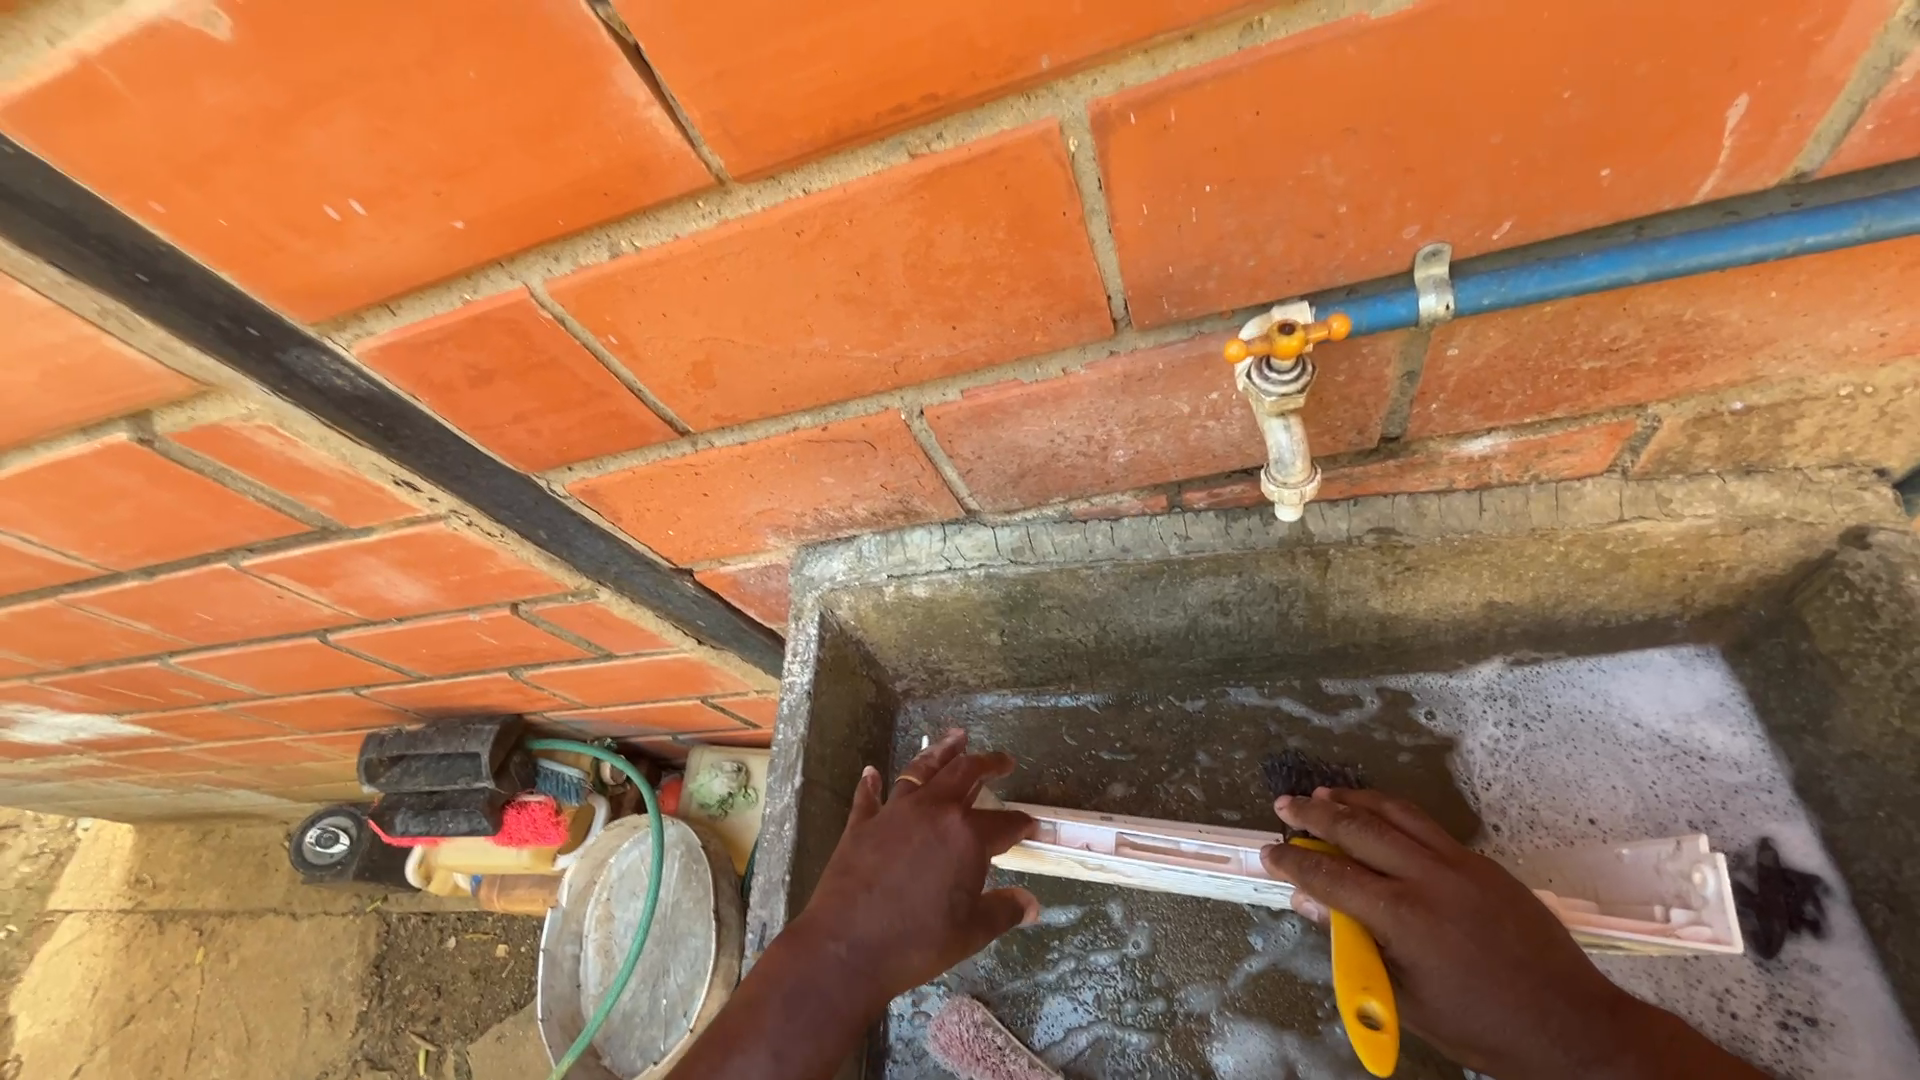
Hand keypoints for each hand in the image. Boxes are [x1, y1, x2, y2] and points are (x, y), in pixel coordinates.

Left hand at [782, 729, 1039, 1011]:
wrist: (847, 947)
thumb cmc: (917, 943)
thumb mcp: (971, 932)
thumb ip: (1004, 912)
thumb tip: (1032, 906)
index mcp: (966, 835)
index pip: (1005, 823)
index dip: (1022, 824)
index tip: (1032, 825)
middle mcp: (933, 811)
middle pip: (965, 774)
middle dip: (988, 763)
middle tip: (1003, 760)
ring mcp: (895, 812)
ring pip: (921, 770)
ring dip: (940, 752)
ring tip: (956, 737)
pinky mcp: (862, 823)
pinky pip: (869, 796)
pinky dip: (871, 783)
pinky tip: (871, 771)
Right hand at [1259, 788, 1768, 1079]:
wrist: (1578, 1028)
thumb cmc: (1484, 1028)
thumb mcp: (1407, 1000)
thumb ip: (1355, 945)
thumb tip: (1308, 903)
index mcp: (1405, 918)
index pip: (1332, 876)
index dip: (1295, 862)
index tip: (1269, 853)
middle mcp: (1429, 878)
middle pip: (1358, 829)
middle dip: (1314, 814)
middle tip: (1284, 805)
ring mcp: (1460, 864)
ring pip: (1394, 813)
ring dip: (1352, 800)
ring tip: (1322, 794)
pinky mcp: (1483, 863)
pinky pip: (1425, 824)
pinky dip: (1390, 811)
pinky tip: (1375, 814)